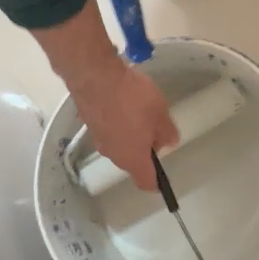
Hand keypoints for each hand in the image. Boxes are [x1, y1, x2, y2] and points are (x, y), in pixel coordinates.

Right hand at [66, 58, 179, 192]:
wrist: (95, 78)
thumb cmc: (132, 99)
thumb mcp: (159, 113)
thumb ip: (167, 131)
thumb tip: (169, 142)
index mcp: (132, 158)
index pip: (145, 182)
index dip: (156, 181)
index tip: (163, 175)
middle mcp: (113, 154)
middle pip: (132, 162)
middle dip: (145, 150)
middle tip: (156, 128)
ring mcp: (98, 139)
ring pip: (119, 144)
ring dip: (130, 134)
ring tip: (141, 111)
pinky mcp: (88, 122)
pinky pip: (108, 129)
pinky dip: (117, 122)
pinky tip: (124, 102)